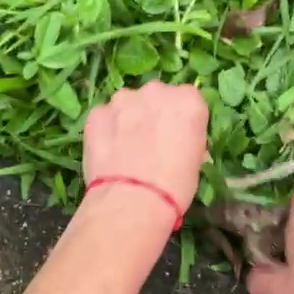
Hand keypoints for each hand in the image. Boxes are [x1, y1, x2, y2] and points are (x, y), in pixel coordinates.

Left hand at [81, 82, 209, 226]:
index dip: (181, 119)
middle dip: (153, 113)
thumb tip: (177, 141)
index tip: (177, 136)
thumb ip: (187, 138)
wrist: (133, 202)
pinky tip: (108, 152)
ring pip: (127, 104)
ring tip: (125, 149)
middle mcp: (156, 91)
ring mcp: (123, 100)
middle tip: (150, 142)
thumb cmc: (176, 187)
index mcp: (188, 100)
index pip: (188, 99)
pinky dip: (106, 130)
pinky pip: (104, 117)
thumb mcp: (196, 161)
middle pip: (156, 96)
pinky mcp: (97, 113)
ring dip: (128, 119)